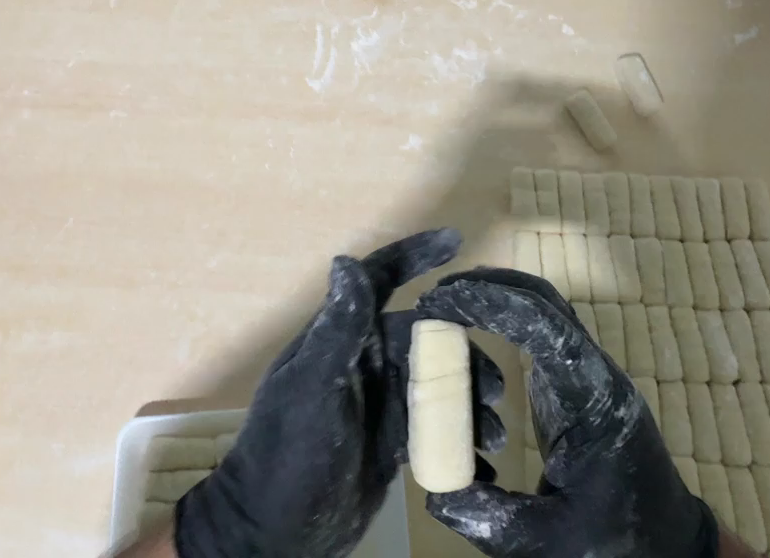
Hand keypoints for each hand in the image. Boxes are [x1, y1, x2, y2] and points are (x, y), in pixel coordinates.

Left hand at [173, 229, 505, 557]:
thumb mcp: (312, 388)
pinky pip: (436, 429)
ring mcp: (380, 401)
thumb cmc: (288, 452)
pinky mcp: (392, 442)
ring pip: (437, 385)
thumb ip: (335, 329)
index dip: (414, 255)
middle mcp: (364, 360)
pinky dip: (460, 442)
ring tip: (490, 436)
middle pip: (426, 339)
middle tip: (494, 390)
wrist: (275, 533)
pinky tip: (480, 467)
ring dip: (468, 404)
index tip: (455, 242)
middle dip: (464, 357)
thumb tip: (346, 262)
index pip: (380, 280)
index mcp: (341, 337)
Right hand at [415, 267, 718, 557]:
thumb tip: (435, 490)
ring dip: (494, 303)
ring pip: (541, 309)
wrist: (668, 545)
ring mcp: (587, 372)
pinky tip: (471, 348)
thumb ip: (493, 520)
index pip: (542, 325)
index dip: (489, 303)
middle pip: (542, 299)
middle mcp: (593, 371)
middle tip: (434, 297)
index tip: (437, 301)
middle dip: (487, 287)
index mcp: (593, 399)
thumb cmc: (617, 542)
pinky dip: (503, 326)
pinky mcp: (575, 381)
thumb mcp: (551, 543)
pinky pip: (539, 334)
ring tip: (445, 322)